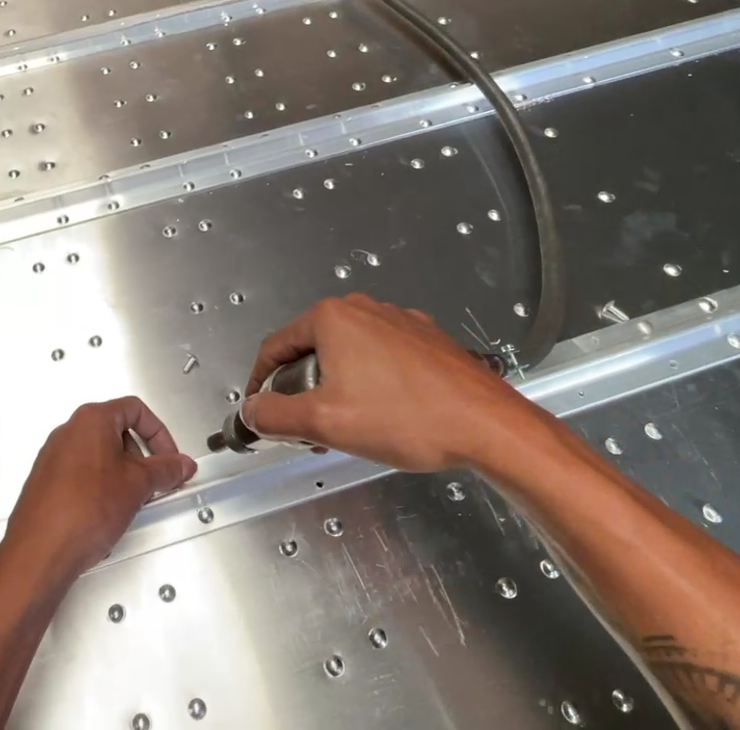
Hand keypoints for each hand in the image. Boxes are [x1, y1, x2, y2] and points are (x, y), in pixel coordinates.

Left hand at [0, 397, 196, 579]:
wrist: (40, 551)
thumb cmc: (87, 508)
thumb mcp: (137, 485)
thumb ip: (165, 469)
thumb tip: (183, 463)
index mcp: (91, 419)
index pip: (135, 409)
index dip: (160, 433)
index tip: (170, 459)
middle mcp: (68, 431)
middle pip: (117, 432)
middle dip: (141, 457)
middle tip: (153, 485)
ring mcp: (53, 456)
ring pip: (100, 455)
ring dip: (122, 475)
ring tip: (130, 503)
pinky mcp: (46, 481)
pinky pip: (82, 474)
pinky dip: (101, 487)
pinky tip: (106, 515)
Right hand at [240, 294, 545, 471]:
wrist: (487, 426)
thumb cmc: (406, 419)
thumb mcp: (324, 423)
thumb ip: (275, 414)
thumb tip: (252, 410)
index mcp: (332, 318)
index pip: (274, 347)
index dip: (259, 383)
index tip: (258, 411)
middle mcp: (363, 309)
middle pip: (310, 350)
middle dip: (301, 390)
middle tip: (306, 430)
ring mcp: (398, 320)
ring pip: (346, 354)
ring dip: (335, 389)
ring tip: (347, 429)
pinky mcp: (425, 339)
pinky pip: (379, 358)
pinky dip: (368, 383)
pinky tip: (384, 416)